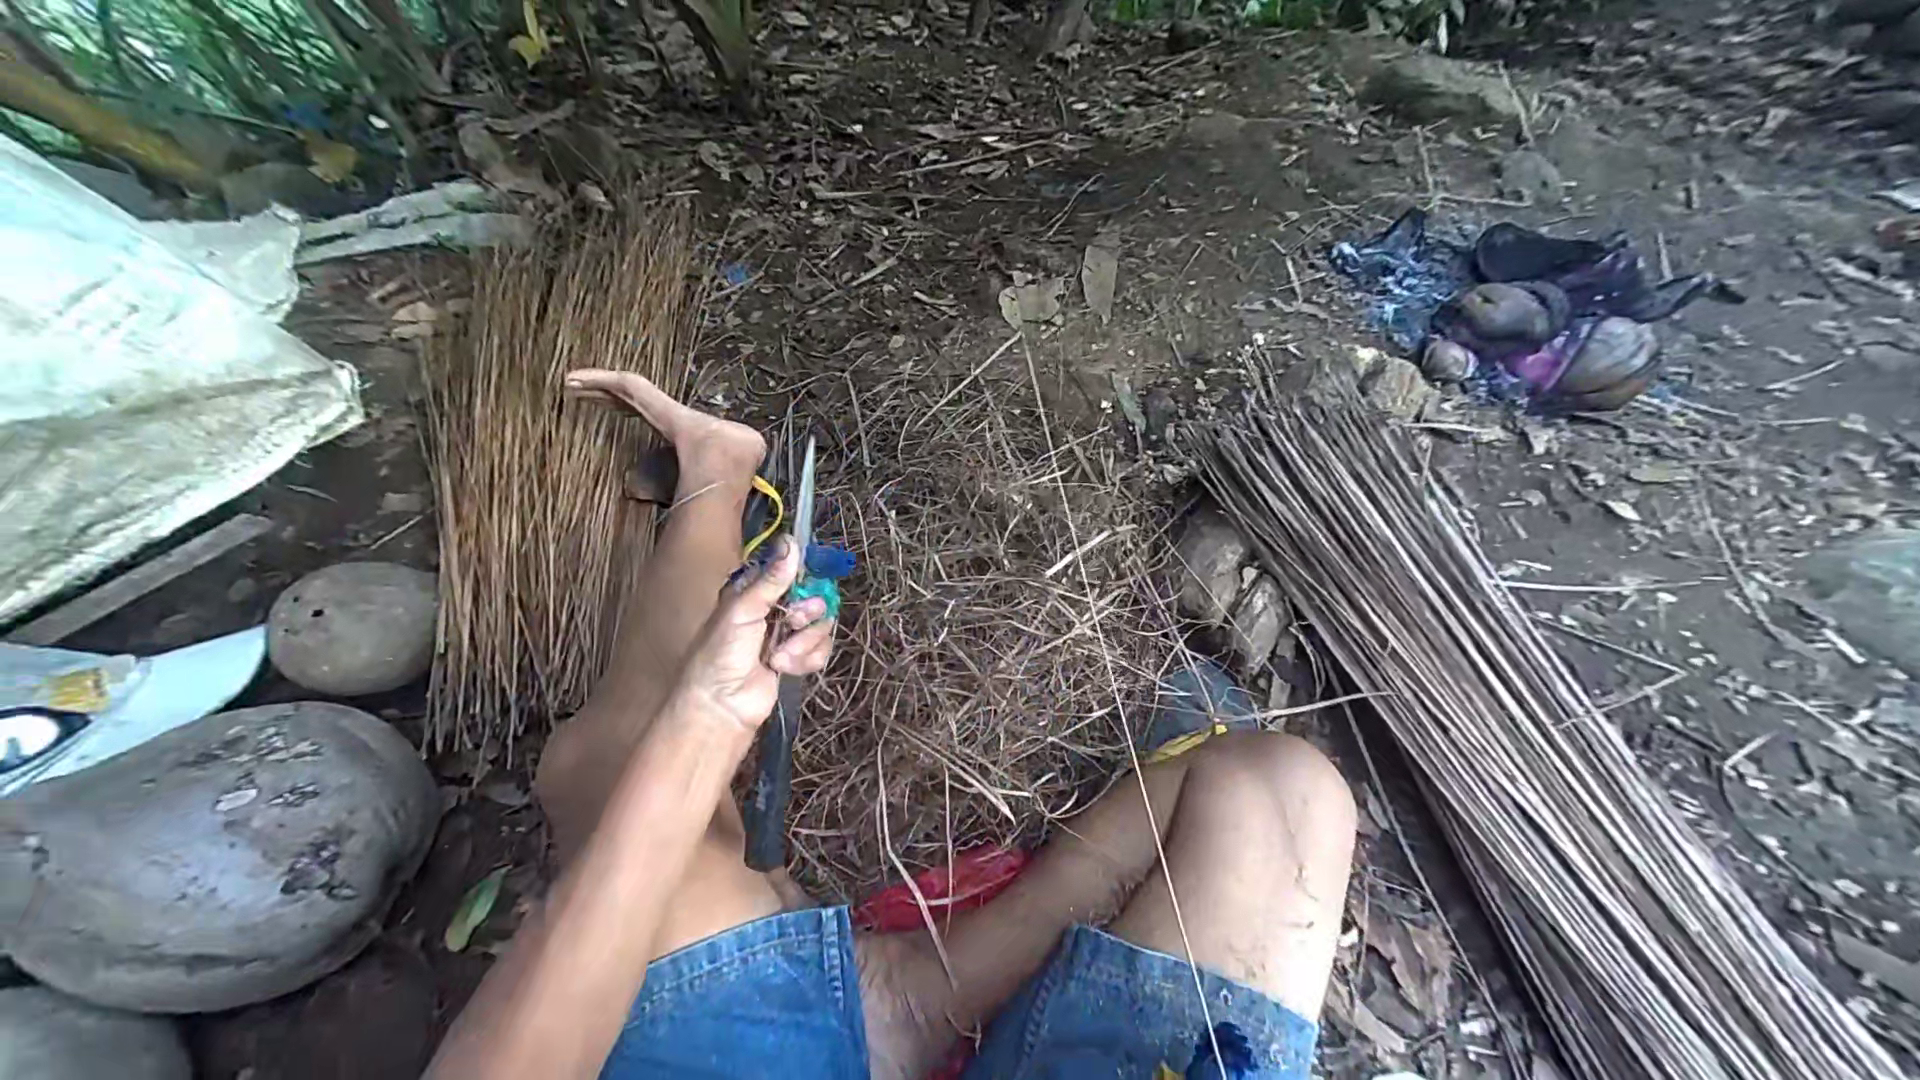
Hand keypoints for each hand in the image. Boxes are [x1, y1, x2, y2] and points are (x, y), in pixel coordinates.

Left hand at [669, 537, 836, 733]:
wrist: (722, 705)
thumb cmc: (723, 653)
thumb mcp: (743, 610)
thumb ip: (772, 579)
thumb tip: (791, 541)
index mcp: (755, 592)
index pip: (789, 571)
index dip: (802, 576)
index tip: (805, 583)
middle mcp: (774, 610)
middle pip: (813, 596)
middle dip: (808, 611)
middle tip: (793, 622)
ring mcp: (788, 635)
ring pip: (820, 624)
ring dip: (804, 641)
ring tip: (781, 656)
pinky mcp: (798, 659)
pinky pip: (821, 649)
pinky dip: (808, 659)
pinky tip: (786, 668)